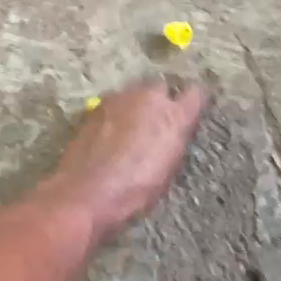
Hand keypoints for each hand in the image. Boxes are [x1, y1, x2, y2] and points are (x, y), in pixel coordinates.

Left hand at [43, 77, 208, 240]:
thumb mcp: (166, 171)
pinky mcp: (97, 104)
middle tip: (155, 126)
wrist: (85, 191)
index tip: (188, 115)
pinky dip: (116, 113)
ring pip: (136, 93)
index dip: (192, 104)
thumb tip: (175, 132)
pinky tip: (109, 133)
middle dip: (160, 103)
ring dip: (137, 106)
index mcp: (173, 116)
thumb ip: (174, 141)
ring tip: (130, 131)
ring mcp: (120, 97)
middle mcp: (148, 97)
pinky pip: (115, 103)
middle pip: (161, 88)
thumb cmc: (133, 191)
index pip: (195, 94)